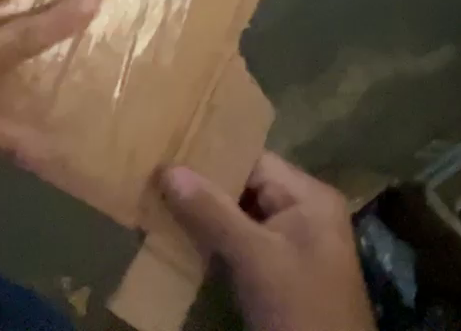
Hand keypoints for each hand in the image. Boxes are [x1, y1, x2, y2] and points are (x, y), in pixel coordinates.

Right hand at [160, 155, 375, 330]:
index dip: (208, 155)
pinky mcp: (277, 272)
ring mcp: (290, 244)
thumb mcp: (254, 259)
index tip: (165, 149)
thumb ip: (211, 211)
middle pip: (242, 185)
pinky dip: (211, 238)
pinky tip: (176, 234)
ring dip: (201, 212)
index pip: (250, 159)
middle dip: (200, 185)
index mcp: (308, 198)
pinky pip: (238, 241)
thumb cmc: (301, 311)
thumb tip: (167, 168)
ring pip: (237, 214)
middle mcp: (302, 212)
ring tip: (155, 199)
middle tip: (152, 174)